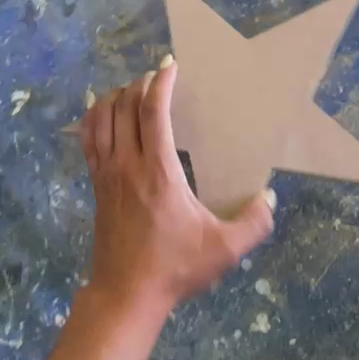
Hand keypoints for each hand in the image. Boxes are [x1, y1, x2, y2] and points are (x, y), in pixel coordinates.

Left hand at [80, 59, 274, 318]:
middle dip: (139, 84)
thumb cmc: (174, 268)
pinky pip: (89, 139)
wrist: (126, 294)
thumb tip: (269, 197)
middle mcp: (127, 162)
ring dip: (115, 96)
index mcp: (158, 169)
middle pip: (123, 105)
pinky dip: (94, 117)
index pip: (152, 111)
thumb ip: (253, 223)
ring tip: (131, 89)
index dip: (160, 82)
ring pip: (101, 118)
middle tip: (157, 77)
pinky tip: (102, 113)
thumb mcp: (224, 249)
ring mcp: (106, 172)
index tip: (171, 65)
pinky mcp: (96, 184)